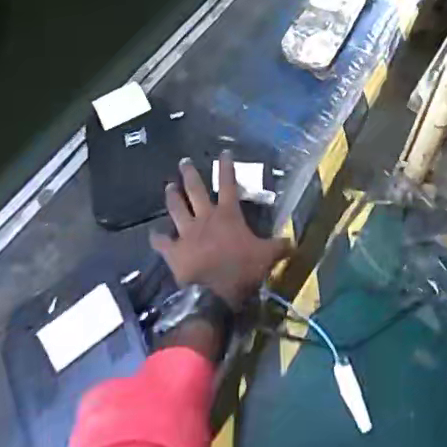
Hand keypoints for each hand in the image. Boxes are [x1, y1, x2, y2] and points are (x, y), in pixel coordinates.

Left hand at [151, 153, 289, 306]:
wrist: (214, 295)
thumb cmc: (242, 271)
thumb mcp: (266, 257)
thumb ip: (278, 247)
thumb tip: (293, 242)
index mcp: (227, 215)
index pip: (228, 184)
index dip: (226, 167)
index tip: (223, 152)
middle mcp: (205, 217)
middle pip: (195, 189)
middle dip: (189, 173)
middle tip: (183, 161)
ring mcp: (186, 233)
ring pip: (176, 208)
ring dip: (172, 196)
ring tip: (169, 186)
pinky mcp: (173, 250)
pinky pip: (162, 241)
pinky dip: (157, 237)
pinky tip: (153, 234)